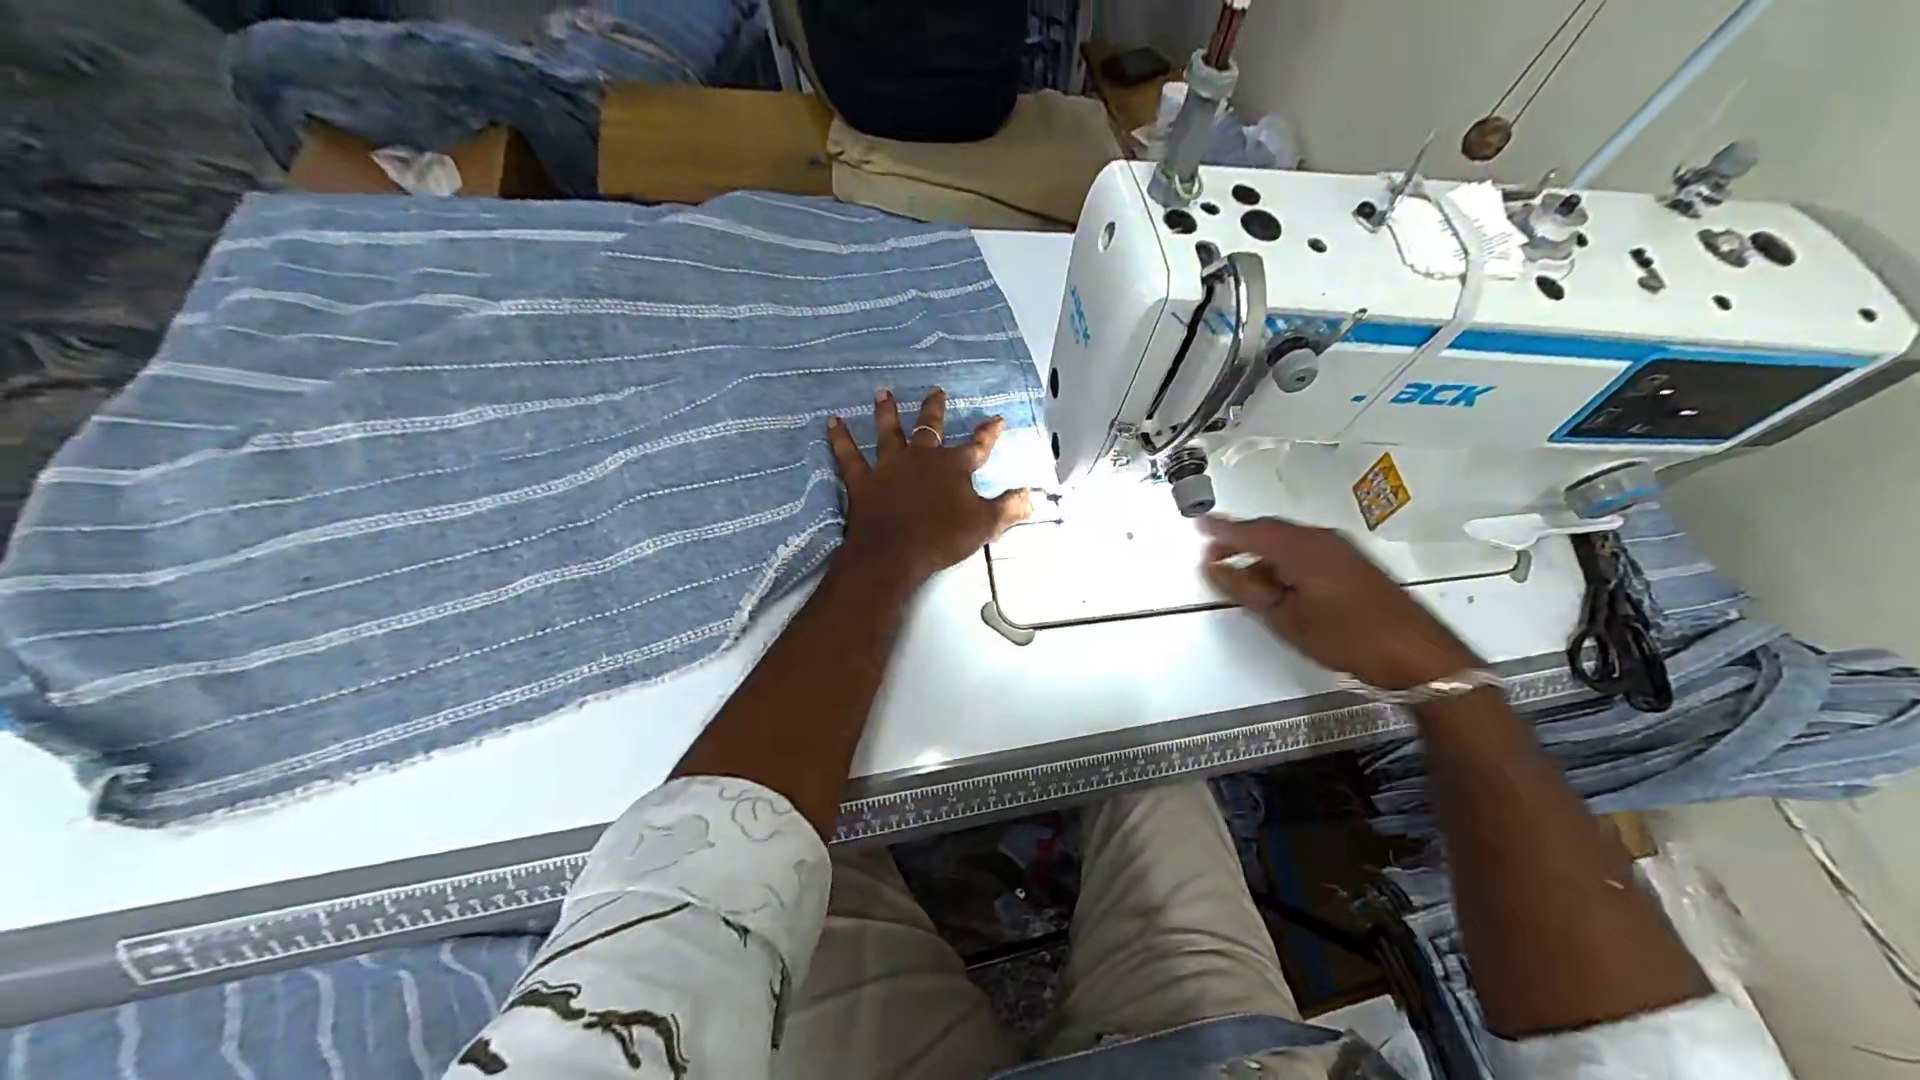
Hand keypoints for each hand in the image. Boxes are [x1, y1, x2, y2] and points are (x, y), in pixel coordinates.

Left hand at [826, 388, 1031, 588]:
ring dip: (886, 412)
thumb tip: (1032, 496)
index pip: (977, 446)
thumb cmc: (942, 538)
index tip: (997, 418)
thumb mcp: (984, 525)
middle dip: (935, 409)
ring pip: (888, 432)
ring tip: (882, 393)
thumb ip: (1009, 508)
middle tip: (936, 391)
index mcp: (952, 467)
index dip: (989, 433)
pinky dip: (840, 438)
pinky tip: (832, 422)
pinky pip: (848, 455)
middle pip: (930, 427)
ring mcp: (889, 466)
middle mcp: (921, 458)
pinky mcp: (862, 481)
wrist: (895, 553)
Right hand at [1201, 516, 1480, 689]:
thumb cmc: (1346, 636)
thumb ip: (1245, 589)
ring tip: (1242, 573)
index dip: (1221, 529)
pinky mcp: (1354, 564)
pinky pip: (1307, 551)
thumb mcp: (1285, 618)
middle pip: (1270, 531)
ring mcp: (1341, 550)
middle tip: (1215, 553)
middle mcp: (1321, 540)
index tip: (1199, 524)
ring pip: (1289, 542)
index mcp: (1300, 548)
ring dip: (1262, 552)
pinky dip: (1284, 560)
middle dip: (1240, 540)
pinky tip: (1278, 582)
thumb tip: (1215, 568)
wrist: (1418, 655)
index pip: (1250, 531)